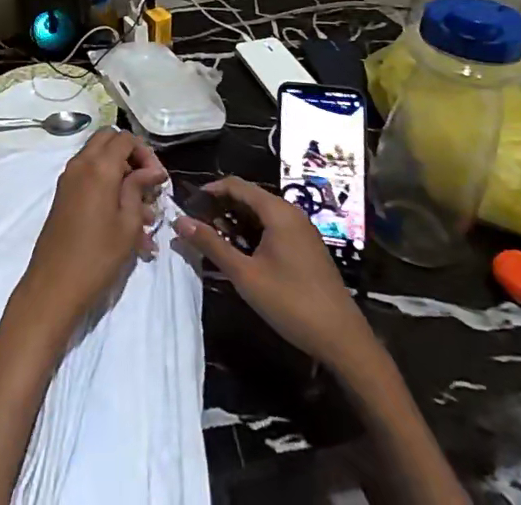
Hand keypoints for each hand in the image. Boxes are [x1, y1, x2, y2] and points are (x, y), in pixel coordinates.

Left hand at [20, 129, 167, 321]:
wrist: (53, 287)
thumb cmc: (97, 256)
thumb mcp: (128, 222)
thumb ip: (139, 188)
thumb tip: (151, 171)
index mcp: (98, 167)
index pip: (125, 138)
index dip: (145, 153)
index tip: (157, 180)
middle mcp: (80, 165)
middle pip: (108, 140)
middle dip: (131, 155)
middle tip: (147, 182)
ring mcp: (68, 179)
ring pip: (98, 159)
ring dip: (121, 174)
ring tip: (143, 212)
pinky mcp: (63, 196)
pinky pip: (89, 178)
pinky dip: (107, 186)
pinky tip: (125, 220)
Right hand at [174, 176, 379, 372]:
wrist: (340, 336)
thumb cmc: (290, 301)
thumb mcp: (245, 274)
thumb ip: (212, 245)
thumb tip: (180, 221)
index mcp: (278, 211)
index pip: (237, 185)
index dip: (210, 190)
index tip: (186, 205)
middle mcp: (291, 213)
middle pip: (250, 197)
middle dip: (221, 206)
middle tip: (195, 224)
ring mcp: (301, 230)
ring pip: (261, 214)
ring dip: (235, 221)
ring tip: (211, 239)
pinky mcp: (306, 247)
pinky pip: (273, 228)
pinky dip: (252, 233)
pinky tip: (239, 253)